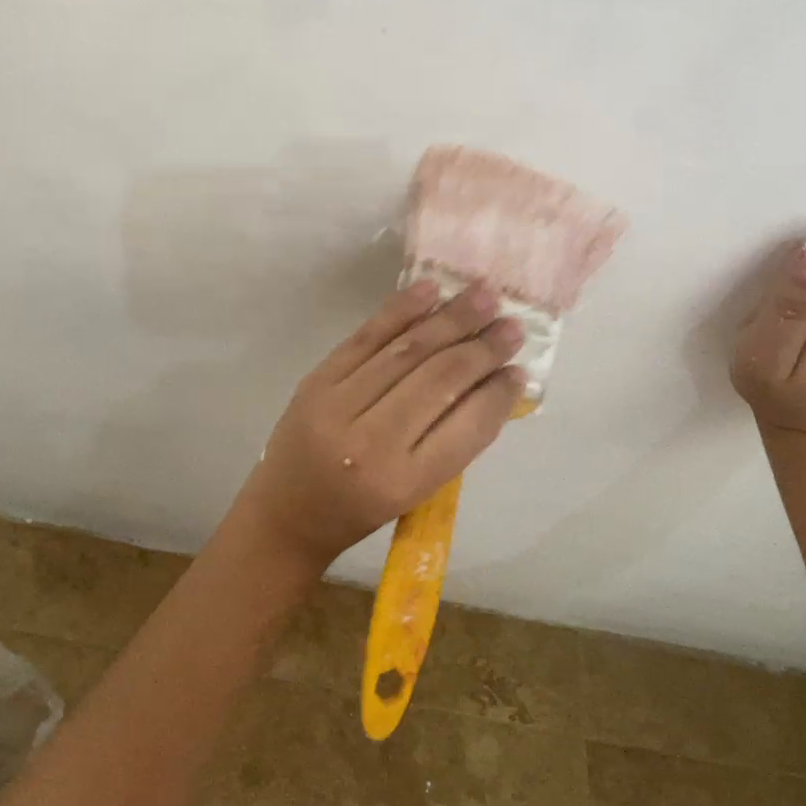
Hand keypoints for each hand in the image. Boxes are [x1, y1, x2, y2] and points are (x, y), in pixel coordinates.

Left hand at [228, 280, 526, 568]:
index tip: (520, 370)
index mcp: (405, 481)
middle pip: (440, 380)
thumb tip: (494, 385)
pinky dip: (400, 311)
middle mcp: (373, 443)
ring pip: (406, 351)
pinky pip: (365, 338)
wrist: (286, 514)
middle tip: (513, 326)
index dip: (498, 394)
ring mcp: (338, 407)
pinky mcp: (315, 383)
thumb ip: (452, 443)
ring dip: (450, 319)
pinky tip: (430, 291)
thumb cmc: (359, 512)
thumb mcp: (414, 493)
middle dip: (482, 348)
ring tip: (485, 296)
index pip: (467, 426)